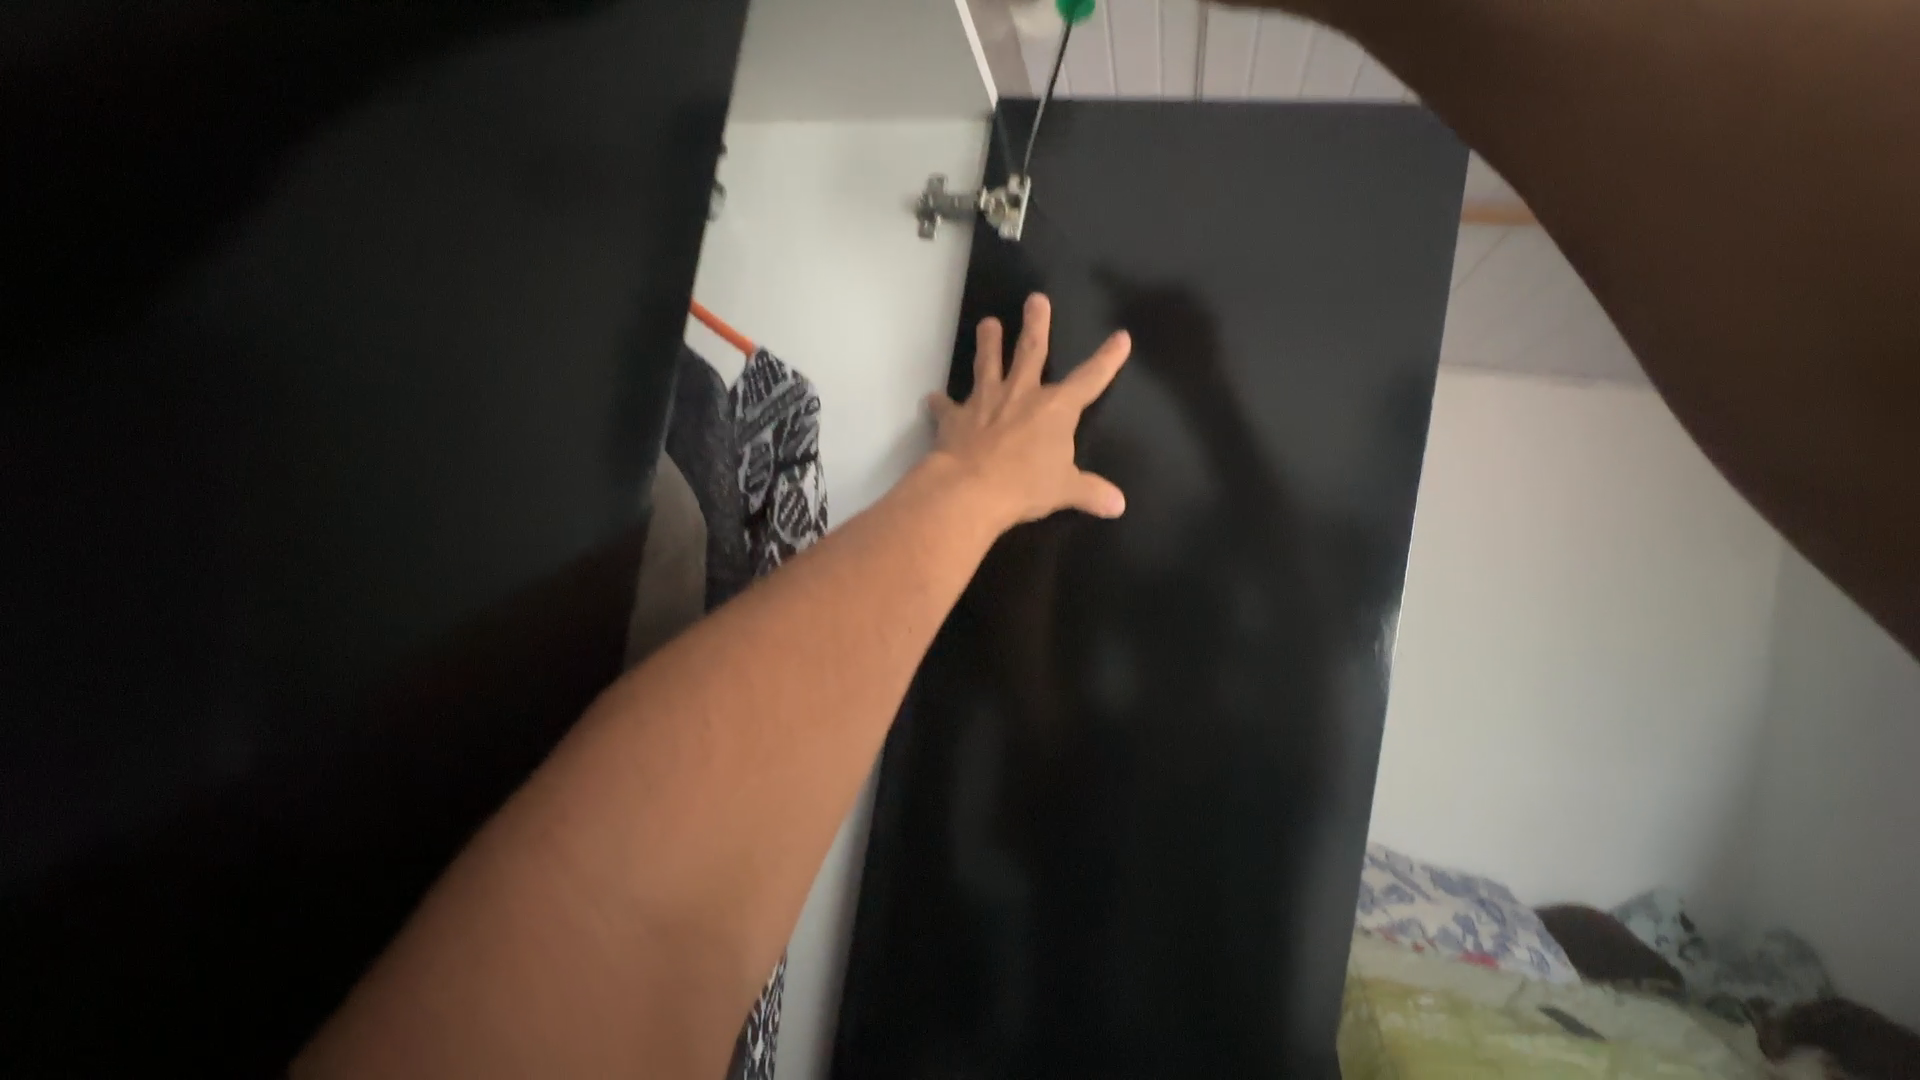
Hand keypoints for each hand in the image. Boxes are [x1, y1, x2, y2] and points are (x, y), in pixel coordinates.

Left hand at [925, 294, 1129, 527]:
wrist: (971, 489)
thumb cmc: (1025, 486)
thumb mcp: (1065, 490)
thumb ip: (1091, 492)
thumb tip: (1118, 505)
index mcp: (1056, 408)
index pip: (1090, 379)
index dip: (1107, 359)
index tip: (1120, 337)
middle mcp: (1021, 394)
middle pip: (1031, 351)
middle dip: (1036, 324)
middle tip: (1035, 299)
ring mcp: (985, 401)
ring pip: (988, 364)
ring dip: (988, 343)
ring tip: (987, 323)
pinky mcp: (955, 417)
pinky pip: (946, 407)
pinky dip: (939, 404)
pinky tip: (931, 398)